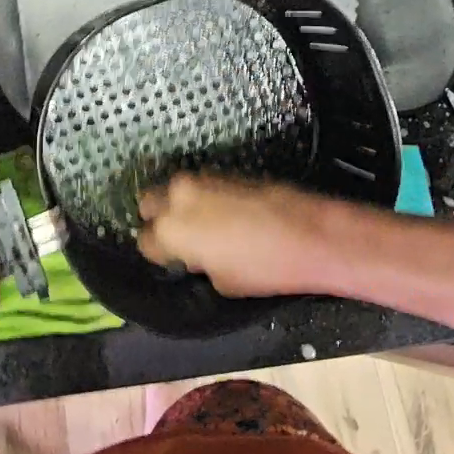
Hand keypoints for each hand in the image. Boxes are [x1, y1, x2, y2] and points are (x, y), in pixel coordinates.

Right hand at [137, 174, 346, 297]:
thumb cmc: (264, 267)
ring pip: (175, 190)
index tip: (172, 260)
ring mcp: (201, 179)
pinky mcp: (223, 171)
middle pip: (149, 203)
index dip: (158, 253)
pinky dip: (203, 197)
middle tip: (179, 237)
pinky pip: (201, 185)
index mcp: (171, 230)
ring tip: (203, 224)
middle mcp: (178, 197)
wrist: (308, 231)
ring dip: (181, 205)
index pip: (144, 240)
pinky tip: (224, 213)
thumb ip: (197, 263)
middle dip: (158, 218)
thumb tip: (195, 256)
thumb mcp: (222, 281)